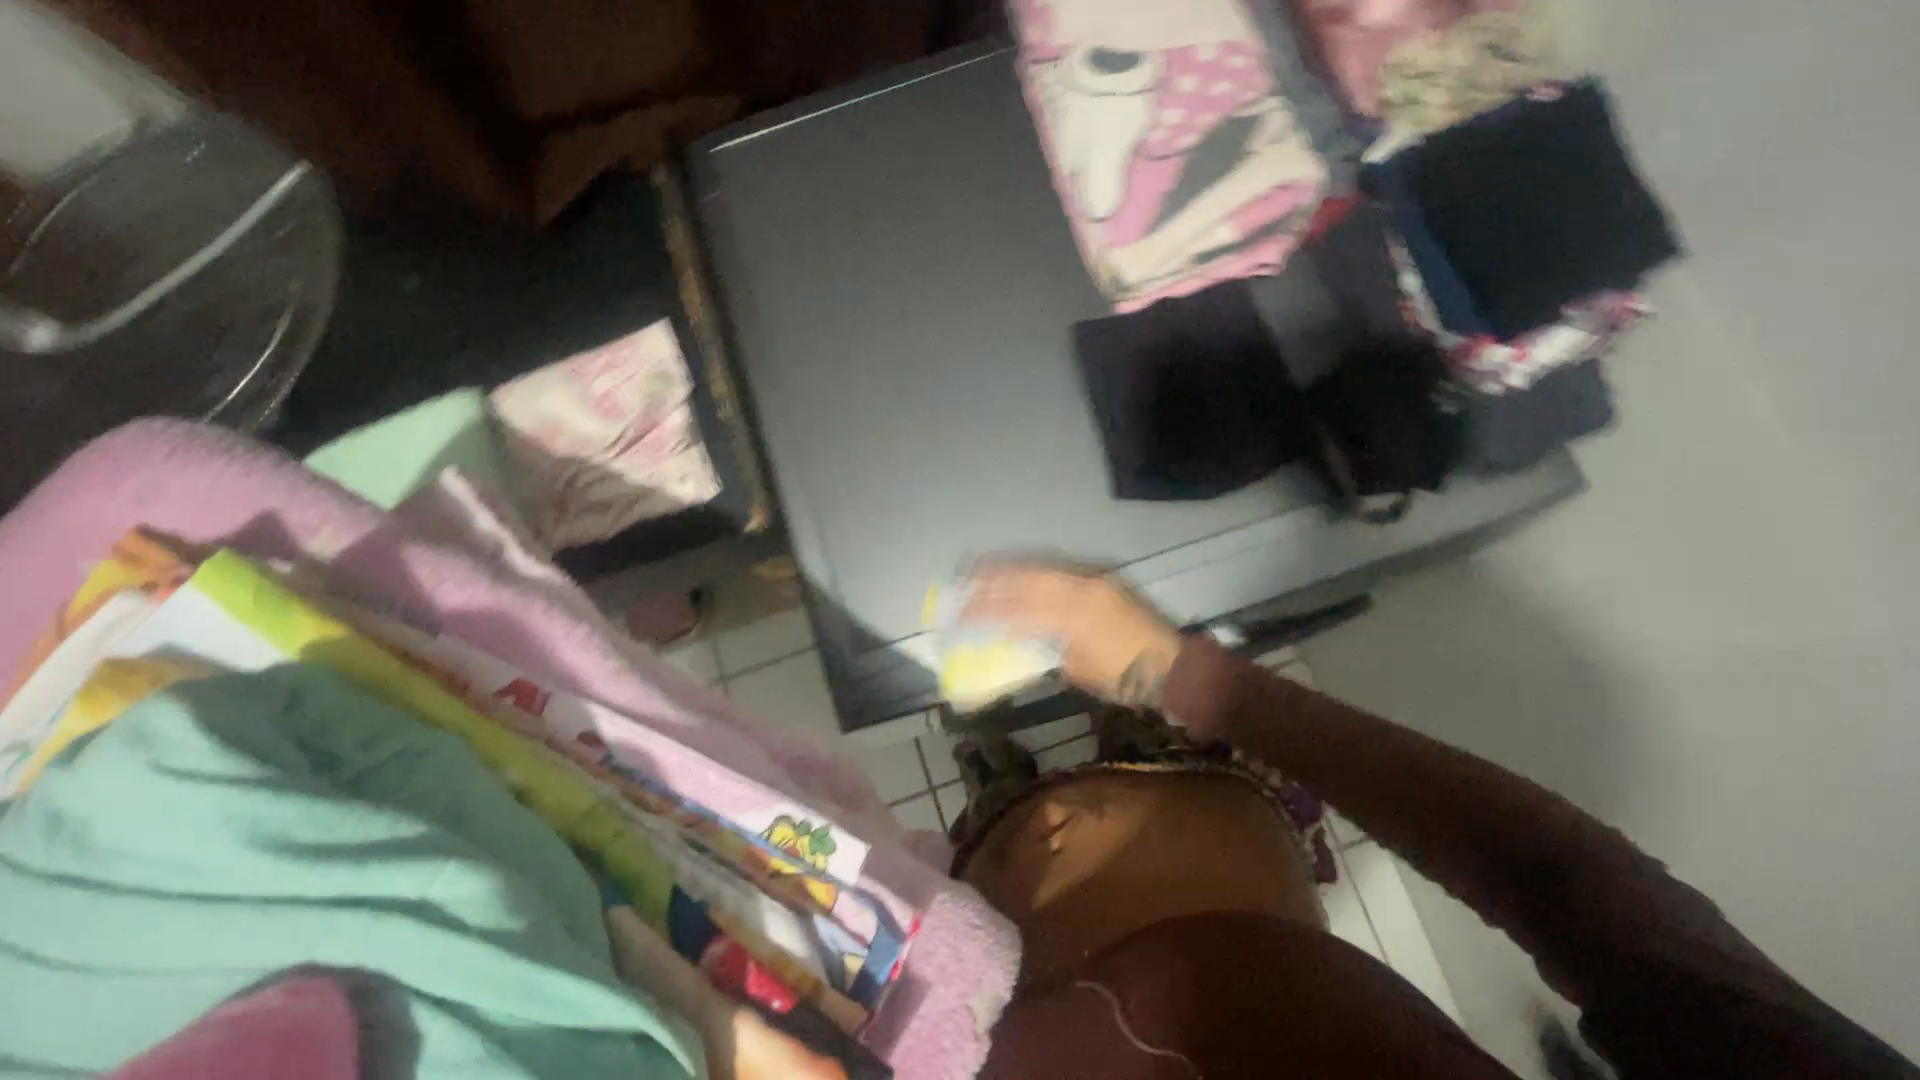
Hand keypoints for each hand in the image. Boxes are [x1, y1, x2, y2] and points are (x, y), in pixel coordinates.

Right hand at [959, 562, 1184, 710]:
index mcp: (1073, 617)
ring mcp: (1093, 580)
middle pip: (1027, 579)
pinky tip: (1019, 572)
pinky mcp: (1102, 579)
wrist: (1170, 664)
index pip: (1019, 610)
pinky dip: (1035, 570)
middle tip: (964, 580)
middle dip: (992, 580)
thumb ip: (1046, 648)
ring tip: (983, 569)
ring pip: (1042, 567)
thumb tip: (1020, 638)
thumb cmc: (1122, 678)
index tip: (962, 614)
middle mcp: (1081, 589)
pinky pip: (1061, 569)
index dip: (987, 611)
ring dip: (1010, 569)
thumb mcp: (1077, 670)